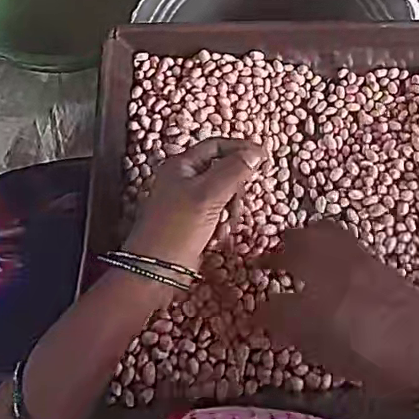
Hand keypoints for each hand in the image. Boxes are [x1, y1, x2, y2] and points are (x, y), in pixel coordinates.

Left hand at [122, 138, 263, 272]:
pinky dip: (223, 224)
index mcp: (181, 165)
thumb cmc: (177, 229)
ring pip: (225, 195)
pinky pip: (219, 214)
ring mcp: (188, 201)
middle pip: (224, 171)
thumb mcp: (209, 195)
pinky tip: (217, 236)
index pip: (217, 145)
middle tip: (235, 203)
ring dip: (230, 210)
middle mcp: (184, 179)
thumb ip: (234, 170)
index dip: (240, 148)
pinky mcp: (194, 222)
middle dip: (235, 189)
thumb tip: (257, 153)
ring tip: (223, 225)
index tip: (263, 157)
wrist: (155, 272)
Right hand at [261, 220, 418, 399]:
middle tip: (263, 263)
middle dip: (273, 256)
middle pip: (293, 251)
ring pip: (316, 234)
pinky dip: (321, 236)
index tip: (251, 314)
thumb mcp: (329, 358)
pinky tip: (320, 251)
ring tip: (289, 246)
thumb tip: (272, 319)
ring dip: (298, 238)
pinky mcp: (369, 256)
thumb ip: (297, 334)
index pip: (274, 306)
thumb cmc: (376, 364)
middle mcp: (333, 279)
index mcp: (319, 313)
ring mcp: (353, 261)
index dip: (259, 311)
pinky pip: (337, 235)